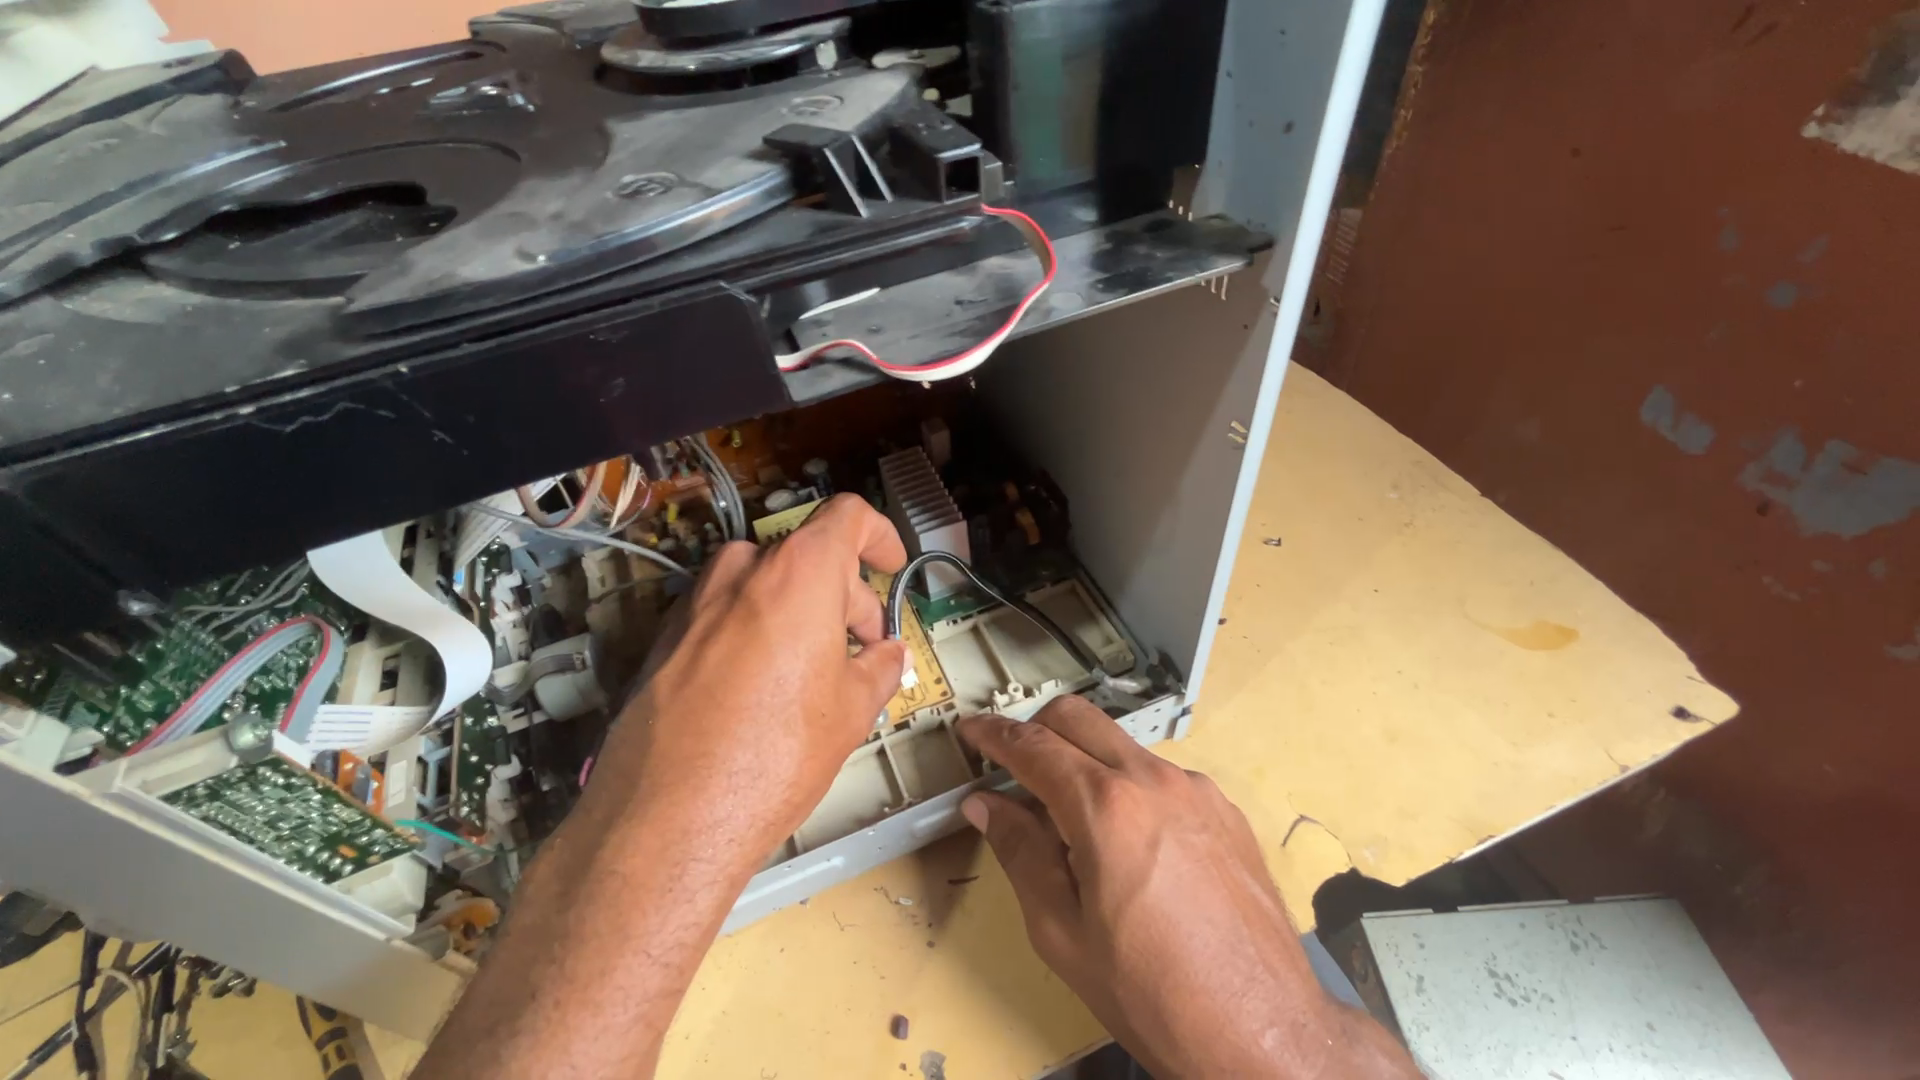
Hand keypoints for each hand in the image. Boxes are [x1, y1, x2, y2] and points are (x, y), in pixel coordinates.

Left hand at [595, 493, 908, 853]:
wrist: (665, 818)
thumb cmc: (775, 755)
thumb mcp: (850, 711)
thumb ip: (878, 668)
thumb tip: (886, 656)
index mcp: (797, 572)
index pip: (847, 517)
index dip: (878, 535)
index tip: (890, 564)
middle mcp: (740, 570)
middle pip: (807, 558)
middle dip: (844, 598)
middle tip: (862, 652)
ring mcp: (694, 602)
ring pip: (764, 587)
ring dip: (799, 615)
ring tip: (814, 675)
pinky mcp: (664, 637)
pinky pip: (726, 615)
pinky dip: (756, 632)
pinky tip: (763, 691)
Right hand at [957, 698, 1418, 1078]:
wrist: (1262, 1030)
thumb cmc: (1150, 991)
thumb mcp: (1061, 931)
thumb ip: (1020, 852)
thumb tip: (985, 804)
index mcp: (1106, 807)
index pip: (1033, 746)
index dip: (992, 734)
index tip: (971, 730)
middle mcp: (1154, 780)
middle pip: (1078, 717)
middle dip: (1035, 728)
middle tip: (1012, 765)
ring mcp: (1197, 790)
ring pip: (1122, 747)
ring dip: (1085, 762)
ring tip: (1074, 824)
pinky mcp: (1226, 810)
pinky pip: (1162, 777)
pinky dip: (1129, 788)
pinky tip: (1131, 845)